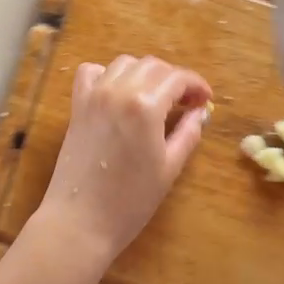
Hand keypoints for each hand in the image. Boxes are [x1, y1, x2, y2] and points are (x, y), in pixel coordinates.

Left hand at [31, 55, 212, 266]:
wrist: (80, 220)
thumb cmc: (131, 200)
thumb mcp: (169, 168)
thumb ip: (188, 134)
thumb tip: (200, 112)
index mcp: (145, 104)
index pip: (177, 78)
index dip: (196, 84)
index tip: (206, 99)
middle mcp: (119, 89)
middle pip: (152, 65)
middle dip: (173, 78)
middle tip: (186, 101)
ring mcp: (95, 93)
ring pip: (125, 63)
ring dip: (144, 73)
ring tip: (156, 97)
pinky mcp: (78, 102)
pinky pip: (92, 71)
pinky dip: (108, 74)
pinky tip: (118, 93)